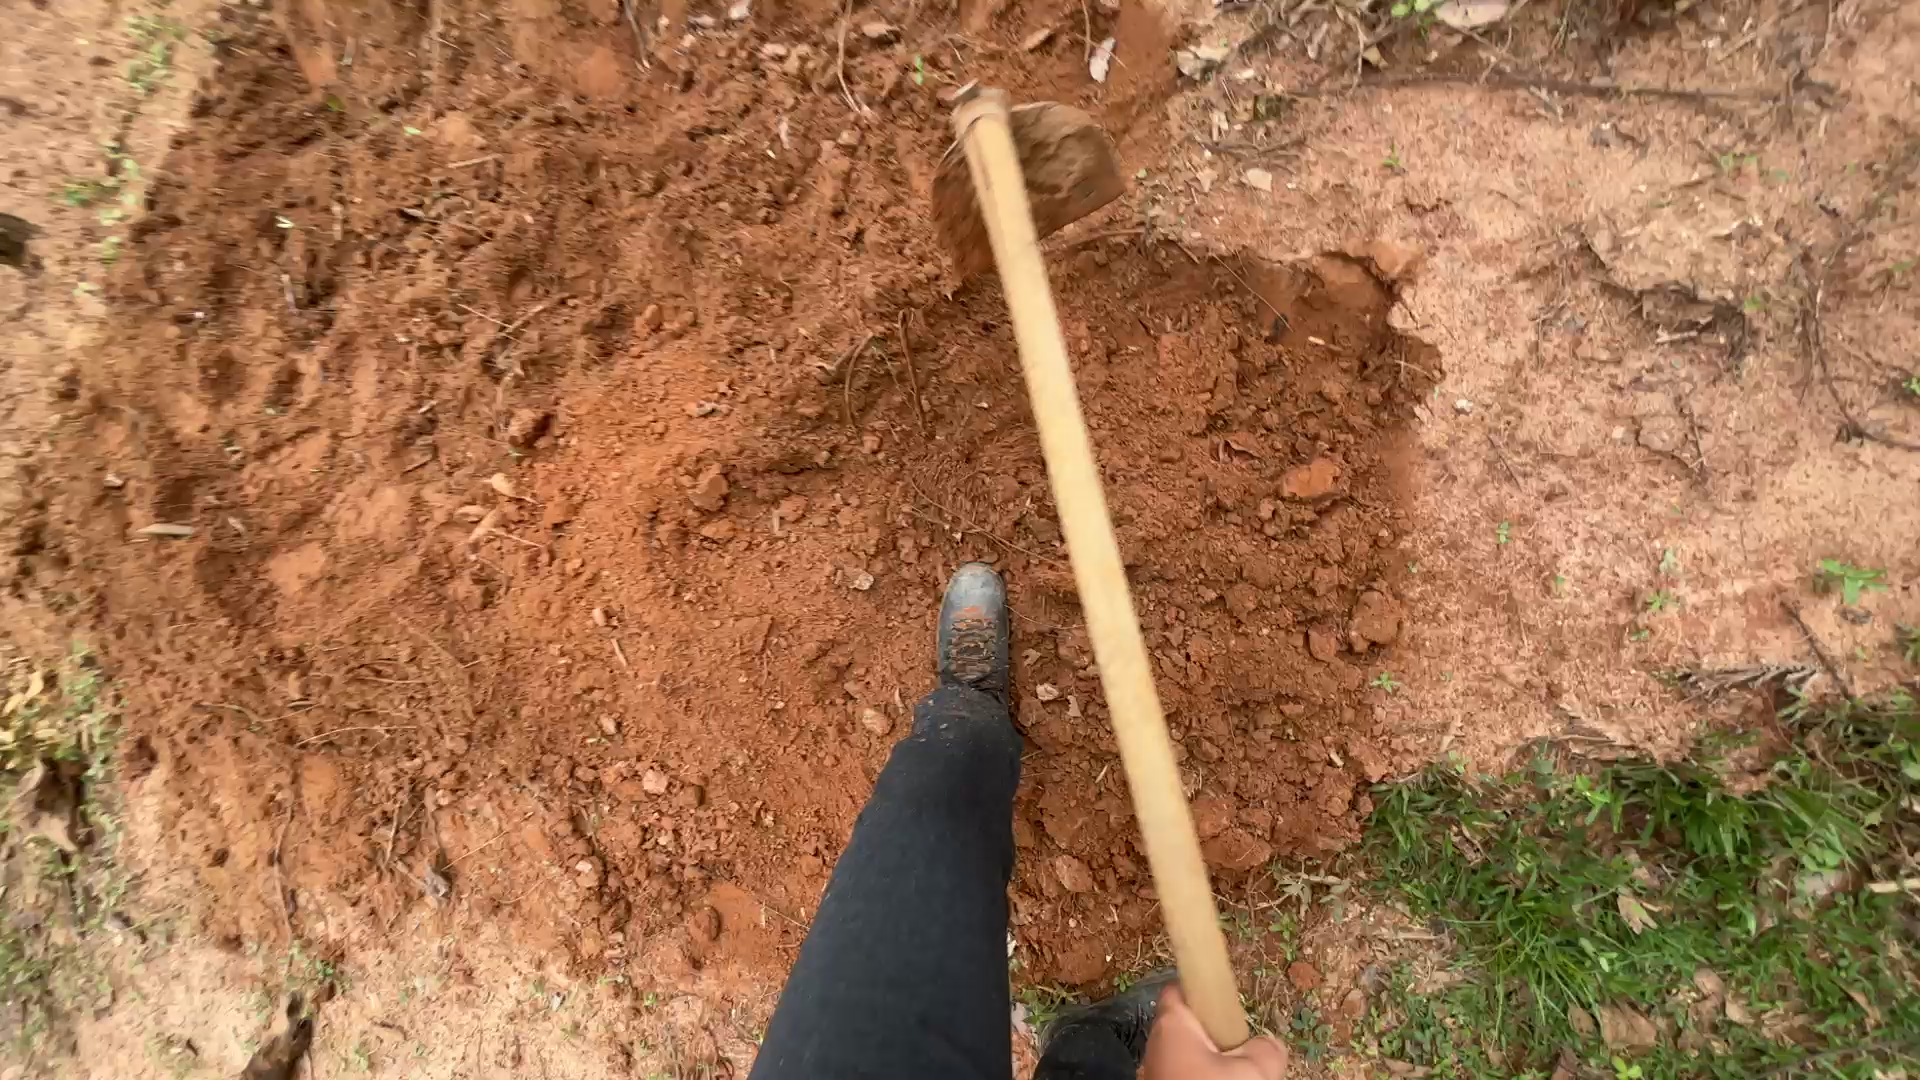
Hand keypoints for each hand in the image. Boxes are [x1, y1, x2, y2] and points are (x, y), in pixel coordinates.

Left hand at [1141, 986, 1288, 1079]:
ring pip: (1188, 1060)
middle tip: (1245, 1053)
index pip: (1179, 990)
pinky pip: (1184, 1077)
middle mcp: (1156, 1044)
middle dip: (1217, 1040)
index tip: (1230, 1007)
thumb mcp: (1250, 1076)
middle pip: (1189, 1029)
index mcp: (1171, 1024)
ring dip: (1212, 1067)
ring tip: (1240, 1076)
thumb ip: (1265, 1054)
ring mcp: (1155, 1073)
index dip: (1202, 992)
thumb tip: (1272, 1043)